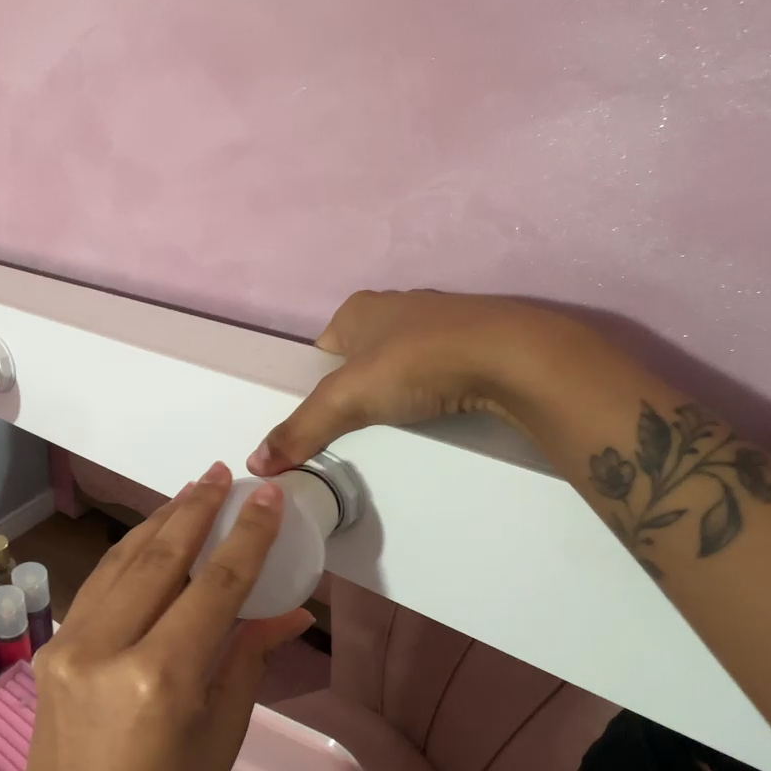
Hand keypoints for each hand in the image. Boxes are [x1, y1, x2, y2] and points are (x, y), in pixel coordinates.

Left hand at [0, 463, 315, 770]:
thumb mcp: (220, 739)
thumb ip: (247, 659)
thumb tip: (289, 610)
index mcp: (159, 680)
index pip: (213, 587)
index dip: (247, 537)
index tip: (268, 497)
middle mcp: (106, 649)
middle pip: (160, 559)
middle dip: (195, 510)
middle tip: (221, 473)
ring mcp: (68, 646)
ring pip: (121, 564)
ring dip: (158, 524)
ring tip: (190, 493)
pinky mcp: (50, 651)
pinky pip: (97, 589)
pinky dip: (128, 558)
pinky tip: (149, 541)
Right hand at [246, 289, 592, 475]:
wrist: (513, 357)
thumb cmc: (416, 364)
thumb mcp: (345, 400)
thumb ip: (300, 431)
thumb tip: (256, 465)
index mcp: (358, 308)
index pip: (323, 349)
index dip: (321, 382)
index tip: (331, 415)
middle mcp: (397, 304)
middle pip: (363, 354)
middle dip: (363, 383)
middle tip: (366, 421)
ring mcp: (442, 318)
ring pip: (405, 358)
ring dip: (403, 384)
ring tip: (407, 416)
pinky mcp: (479, 337)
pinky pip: (442, 364)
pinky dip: (438, 384)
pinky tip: (443, 404)